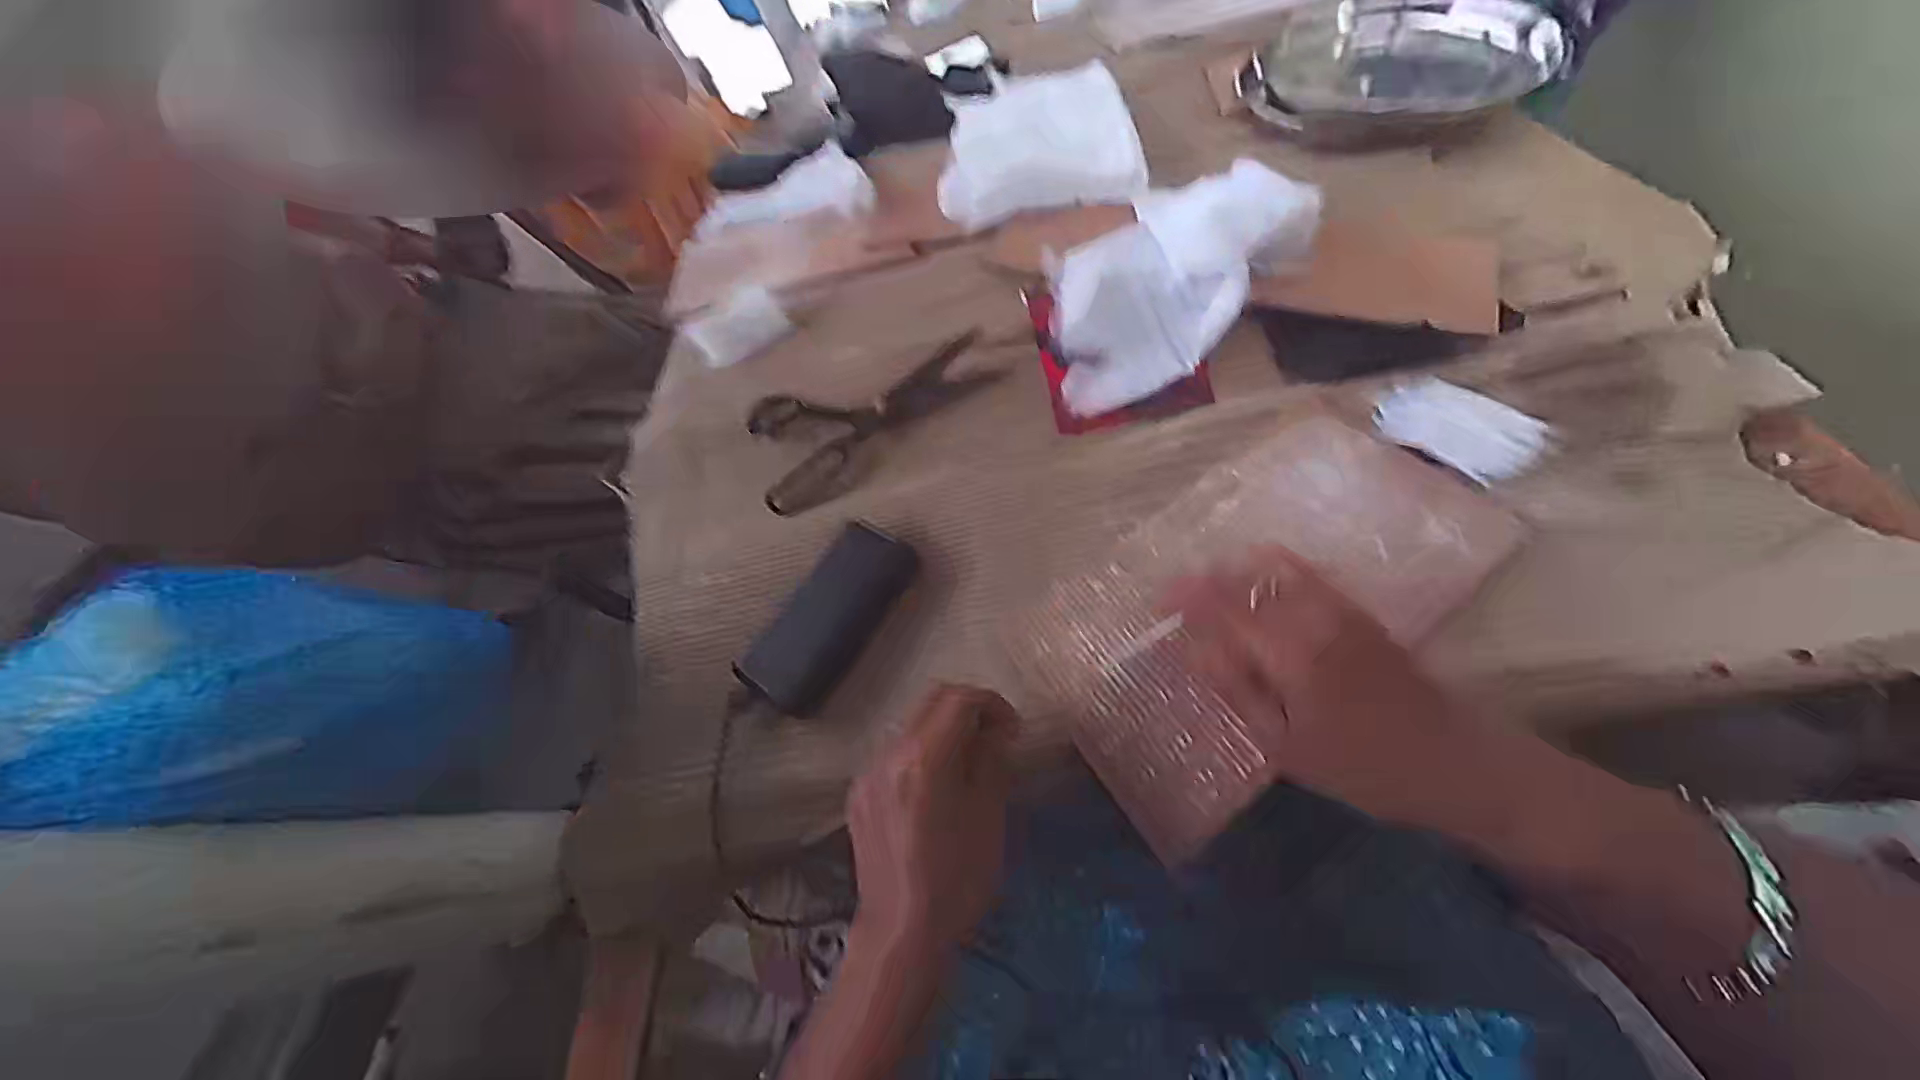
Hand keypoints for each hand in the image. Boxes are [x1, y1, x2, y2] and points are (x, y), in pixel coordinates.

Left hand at [846, 684, 1017, 956]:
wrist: (901, 933)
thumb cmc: (957, 879)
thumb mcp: (988, 816)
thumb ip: (991, 760)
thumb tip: (995, 730)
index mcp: (923, 758)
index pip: (958, 700)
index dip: (992, 703)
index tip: (1012, 728)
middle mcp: (888, 755)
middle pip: (931, 702)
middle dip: (968, 709)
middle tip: (996, 736)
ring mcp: (868, 774)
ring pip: (912, 727)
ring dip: (944, 731)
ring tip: (969, 763)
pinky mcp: (859, 794)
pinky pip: (895, 756)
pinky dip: (921, 755)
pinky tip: (937, 788)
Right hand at [1163, 546, 1487, 830]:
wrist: (1456, 762)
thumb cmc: (1363, 766)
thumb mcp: (1287, 745)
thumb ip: (1238, 691)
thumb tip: (1194, 650)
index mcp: (1289, 654)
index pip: (1222, 608)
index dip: (1186, 598)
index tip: (1159, 602)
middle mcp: (1313, 619)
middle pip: (1245, 581)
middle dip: (1203, 581)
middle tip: (1175, 594)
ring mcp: (1340, 610)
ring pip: (1274, 570)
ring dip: (1234, 570)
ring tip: (1207, 581)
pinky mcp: (1360, 612)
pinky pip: (1309, 573)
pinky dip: (1275, 566)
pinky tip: (1259, 570)